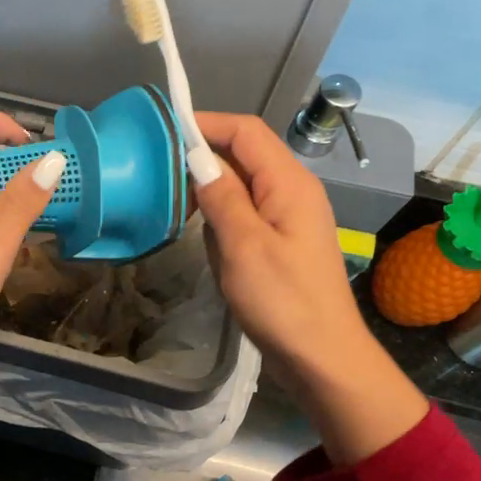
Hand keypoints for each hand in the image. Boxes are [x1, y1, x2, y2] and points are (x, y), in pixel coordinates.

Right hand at [194, 112, 427, 462]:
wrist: (321, 356)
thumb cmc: (283, 301)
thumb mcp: (243, 246)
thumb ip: (222, 197)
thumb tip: (197, 157)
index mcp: (289, 184)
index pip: (246, 132)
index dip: (206, 124)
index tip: (163, 130)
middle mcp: (293, 192)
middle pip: (246, 154)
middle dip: (204, 155)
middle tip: (159, 169)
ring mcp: (289, 219)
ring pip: (243, 186)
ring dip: (211, 189)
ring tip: (173, 202)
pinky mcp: (282, 244)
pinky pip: (247, 215)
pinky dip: (221, 218)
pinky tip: (202, 237)